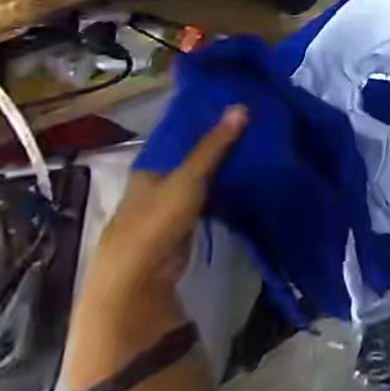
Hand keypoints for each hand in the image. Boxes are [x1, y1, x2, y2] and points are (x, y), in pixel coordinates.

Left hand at [85, 106, 247, 309]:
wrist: (138, 284)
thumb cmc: (155, 222)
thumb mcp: (188, 177)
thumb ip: (214, 145)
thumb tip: (241, 105)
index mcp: (145, 171)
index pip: (175, 140)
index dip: (199, 126)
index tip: (228, 111)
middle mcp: (150, 189)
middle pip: (186, 163)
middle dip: (212, 151)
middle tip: (248, 130)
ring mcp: (163, 215)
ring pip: (194, 186)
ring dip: (216, 176)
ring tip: (251, 153)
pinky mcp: (177, 236)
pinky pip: (202, 208)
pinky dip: (218, 198)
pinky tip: (241, 187)